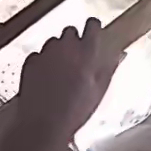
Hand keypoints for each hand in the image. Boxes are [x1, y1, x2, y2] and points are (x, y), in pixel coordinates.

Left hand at [15, 19, 122, 150]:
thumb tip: (120, 53)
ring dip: (58, 51)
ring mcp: (45, 53)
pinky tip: (47, 79)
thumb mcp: (99, 91)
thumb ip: (109, 68)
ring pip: (53, 42)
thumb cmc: (76, 111)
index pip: (92, 25)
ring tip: (61, 72)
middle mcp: (65, 48)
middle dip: (74, 40)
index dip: (93, 27)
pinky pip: (39, 54)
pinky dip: (43, 62)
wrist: (43, 124)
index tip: (93, 32)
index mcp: (86, 53)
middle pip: (70, 31)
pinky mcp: (30, 61)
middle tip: (77, 58)